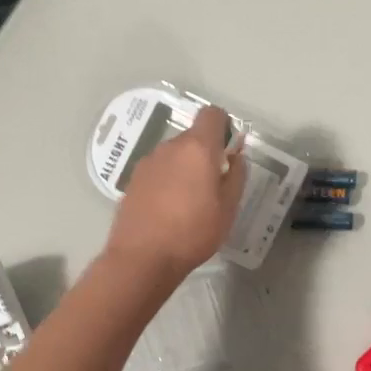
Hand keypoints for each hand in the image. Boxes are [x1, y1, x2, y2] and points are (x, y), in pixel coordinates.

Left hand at [105, 106, 247, 277]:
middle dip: (205, 155)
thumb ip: (236, 178)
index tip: (227, 150)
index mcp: (198, 149)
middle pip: (192, 138)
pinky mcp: (134, 180)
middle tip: (212, 188)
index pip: (212, 114)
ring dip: (184, 170)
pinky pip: (158, 172)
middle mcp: (170, 146)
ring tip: (188, 204)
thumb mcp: (227, 210)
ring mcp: (148, 162)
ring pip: (174, 156)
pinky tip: (168, 211)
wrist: (143, 256)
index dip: (223, 126)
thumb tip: (236, 157)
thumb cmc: (193, 233)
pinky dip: (167, 183)